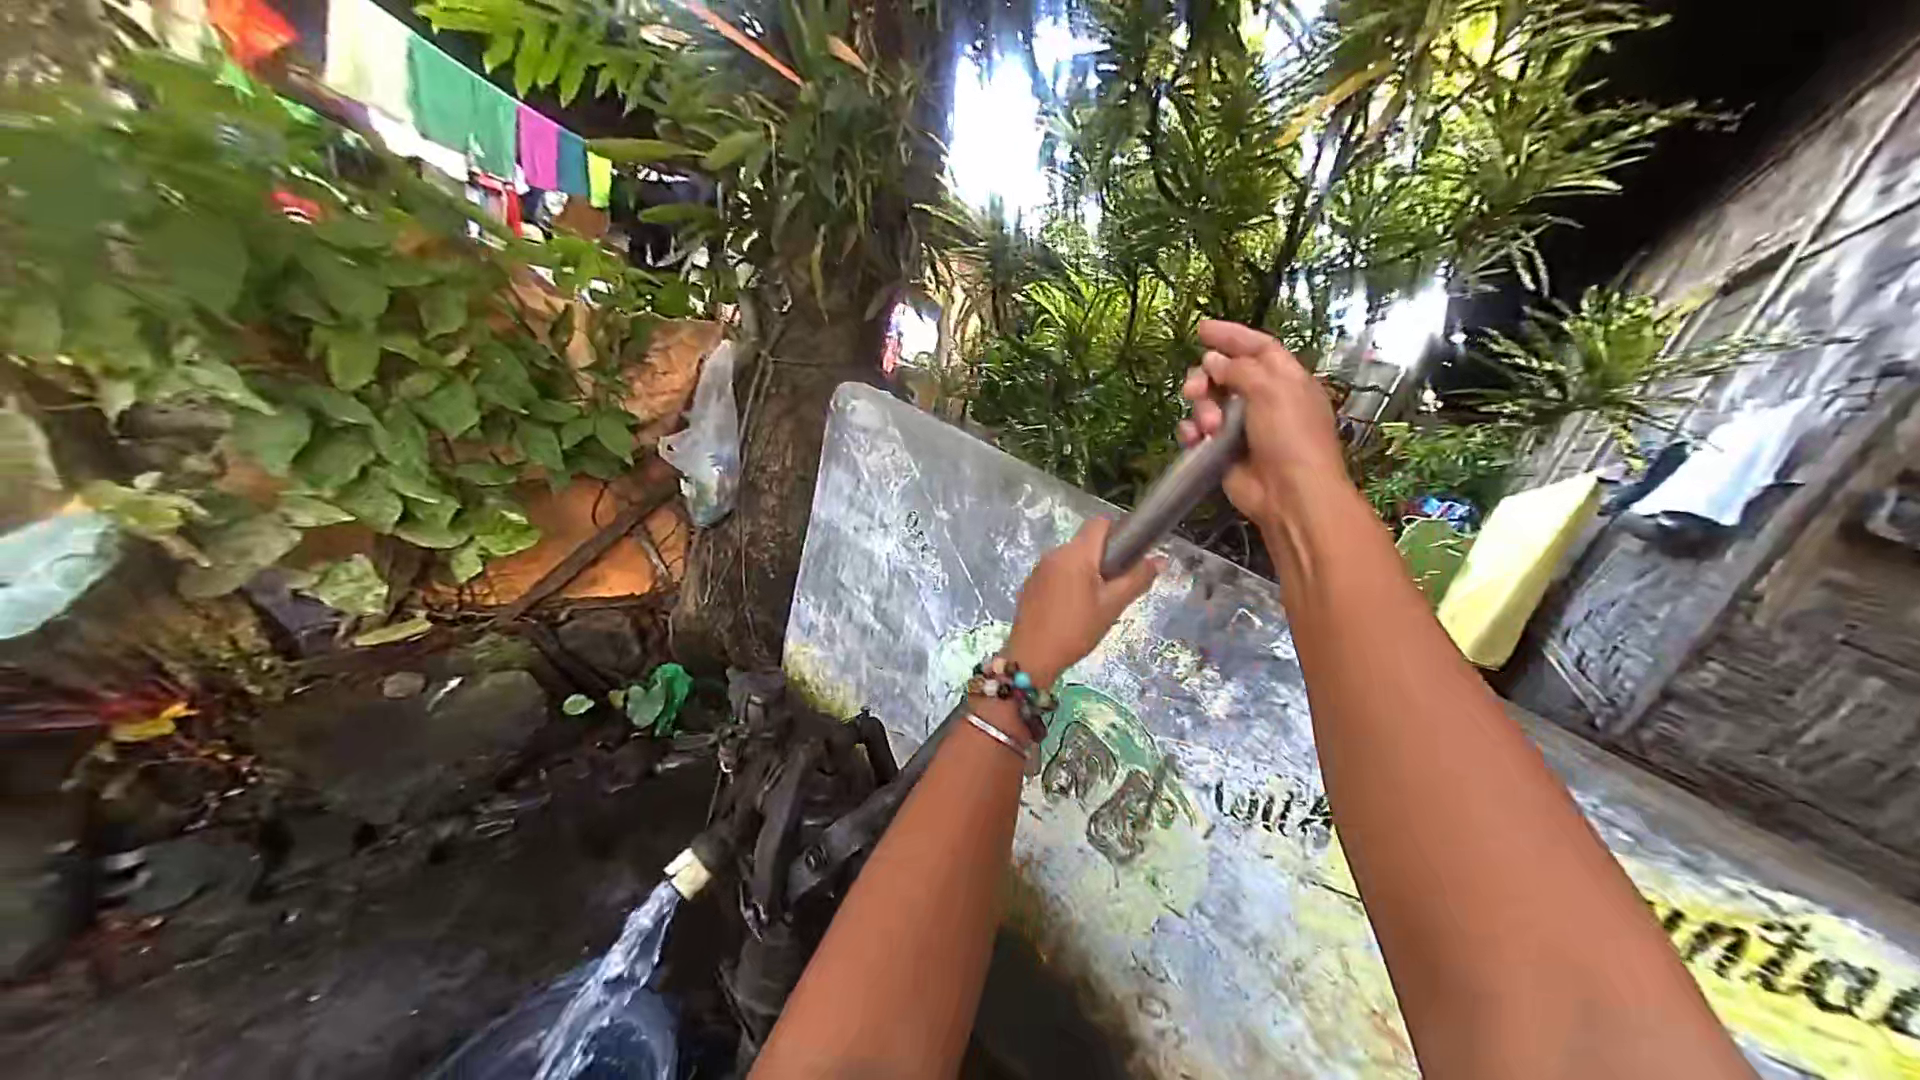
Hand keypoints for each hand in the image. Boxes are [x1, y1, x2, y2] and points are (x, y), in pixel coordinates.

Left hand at [1003, 518, 1162, 686]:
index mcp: (1075, 553)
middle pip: (1086, 543)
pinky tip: (1072, 609)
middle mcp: (1054, 553)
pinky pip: (1057, 572)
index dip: (1118, 532)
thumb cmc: (1076, 630)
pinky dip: (1069, 582)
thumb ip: (1137, 579)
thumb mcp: (1112, 606)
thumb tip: (1159, 559)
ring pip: (1072, 559)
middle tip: (1114, 588)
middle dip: (1104, 559)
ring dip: (1087, 572)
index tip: (1128, 556)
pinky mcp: (1031, 583)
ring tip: (1095, 602)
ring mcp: (1039, 568)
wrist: (1032, 656)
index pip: (1099, 523)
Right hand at [1176, 319, 1346, 528]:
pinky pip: (1199, 432)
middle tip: (1194, 389)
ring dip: (1201, 409)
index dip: (1232, 336)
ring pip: (1208, 403)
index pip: (1258, 347)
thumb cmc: (1289, 436)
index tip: (1202, 329)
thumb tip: (1213, 361)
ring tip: (1207, 426)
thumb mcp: (1271, 390)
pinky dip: (1192, 432)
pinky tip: (1194, 437)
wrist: (1288, 493)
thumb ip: (1239, 369)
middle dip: (1205, 378)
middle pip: (1225, 374)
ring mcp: (1242, 427)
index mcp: (1285, 379)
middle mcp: (1263, 399)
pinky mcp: (1222, 451)